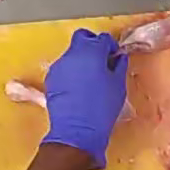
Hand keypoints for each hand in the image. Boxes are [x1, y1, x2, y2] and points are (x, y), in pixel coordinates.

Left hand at [41, 29, 127, 167]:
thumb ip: (118, 66)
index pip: (102, 38)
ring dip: (81, 59)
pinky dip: (72, 71)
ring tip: (91, 78)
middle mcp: (71, 54)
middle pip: (82, 39)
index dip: (110, 45)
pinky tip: (79, 88)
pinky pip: (64, 68)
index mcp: (91, 52)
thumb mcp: (118, 85)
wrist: (77, 131)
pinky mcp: (51, 79)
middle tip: (102, 61)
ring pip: (71, 54)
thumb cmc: (102, 108)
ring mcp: (58, 66)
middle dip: (92, 45)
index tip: (114, 56)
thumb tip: (118, 58)